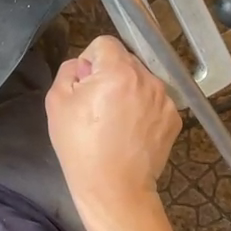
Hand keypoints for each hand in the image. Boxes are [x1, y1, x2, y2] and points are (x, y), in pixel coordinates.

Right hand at [44, 35, 181, 219]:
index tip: (84, 83)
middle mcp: (148, 79)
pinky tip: (130, 129)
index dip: (89, 59)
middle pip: (125, 60)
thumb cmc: (80, 146)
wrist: (114, 188)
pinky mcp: (174, 118)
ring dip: (127, 89)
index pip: (105, 43)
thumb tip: (83, 67)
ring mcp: (165, 100)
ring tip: (114, 119)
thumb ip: (68, 71)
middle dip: (109, 73)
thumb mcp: (56, 102)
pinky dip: (142, 107)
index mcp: (118, 71)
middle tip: (96, 104)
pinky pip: (153, 99)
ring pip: (141, 79)